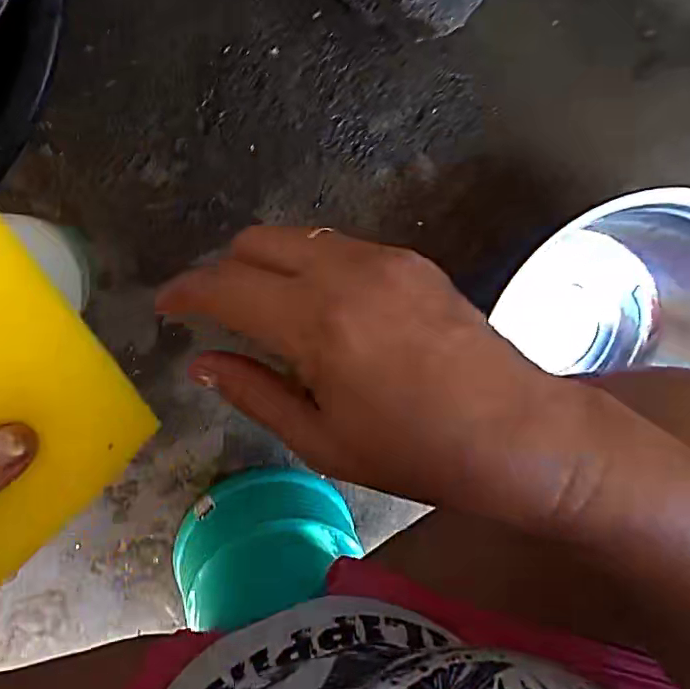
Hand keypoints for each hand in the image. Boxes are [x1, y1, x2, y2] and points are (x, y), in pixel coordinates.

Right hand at [156, 227, 672, 534]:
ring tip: (267, 311)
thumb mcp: (321, 440)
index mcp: (317, 323)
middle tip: (217, 313)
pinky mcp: (408, 258)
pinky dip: (307, 265)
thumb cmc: (416, 453)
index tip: (165, 306)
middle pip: (253, 241)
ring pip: (294, 235)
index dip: (185, 293)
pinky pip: (334, 244)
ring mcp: (381, 257)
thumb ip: (252, 392)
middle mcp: (344, 272)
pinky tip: (321, 308)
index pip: (225, 286)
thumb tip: (202, 364)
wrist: (524, 436)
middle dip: (222, 271)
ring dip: (265, 264)